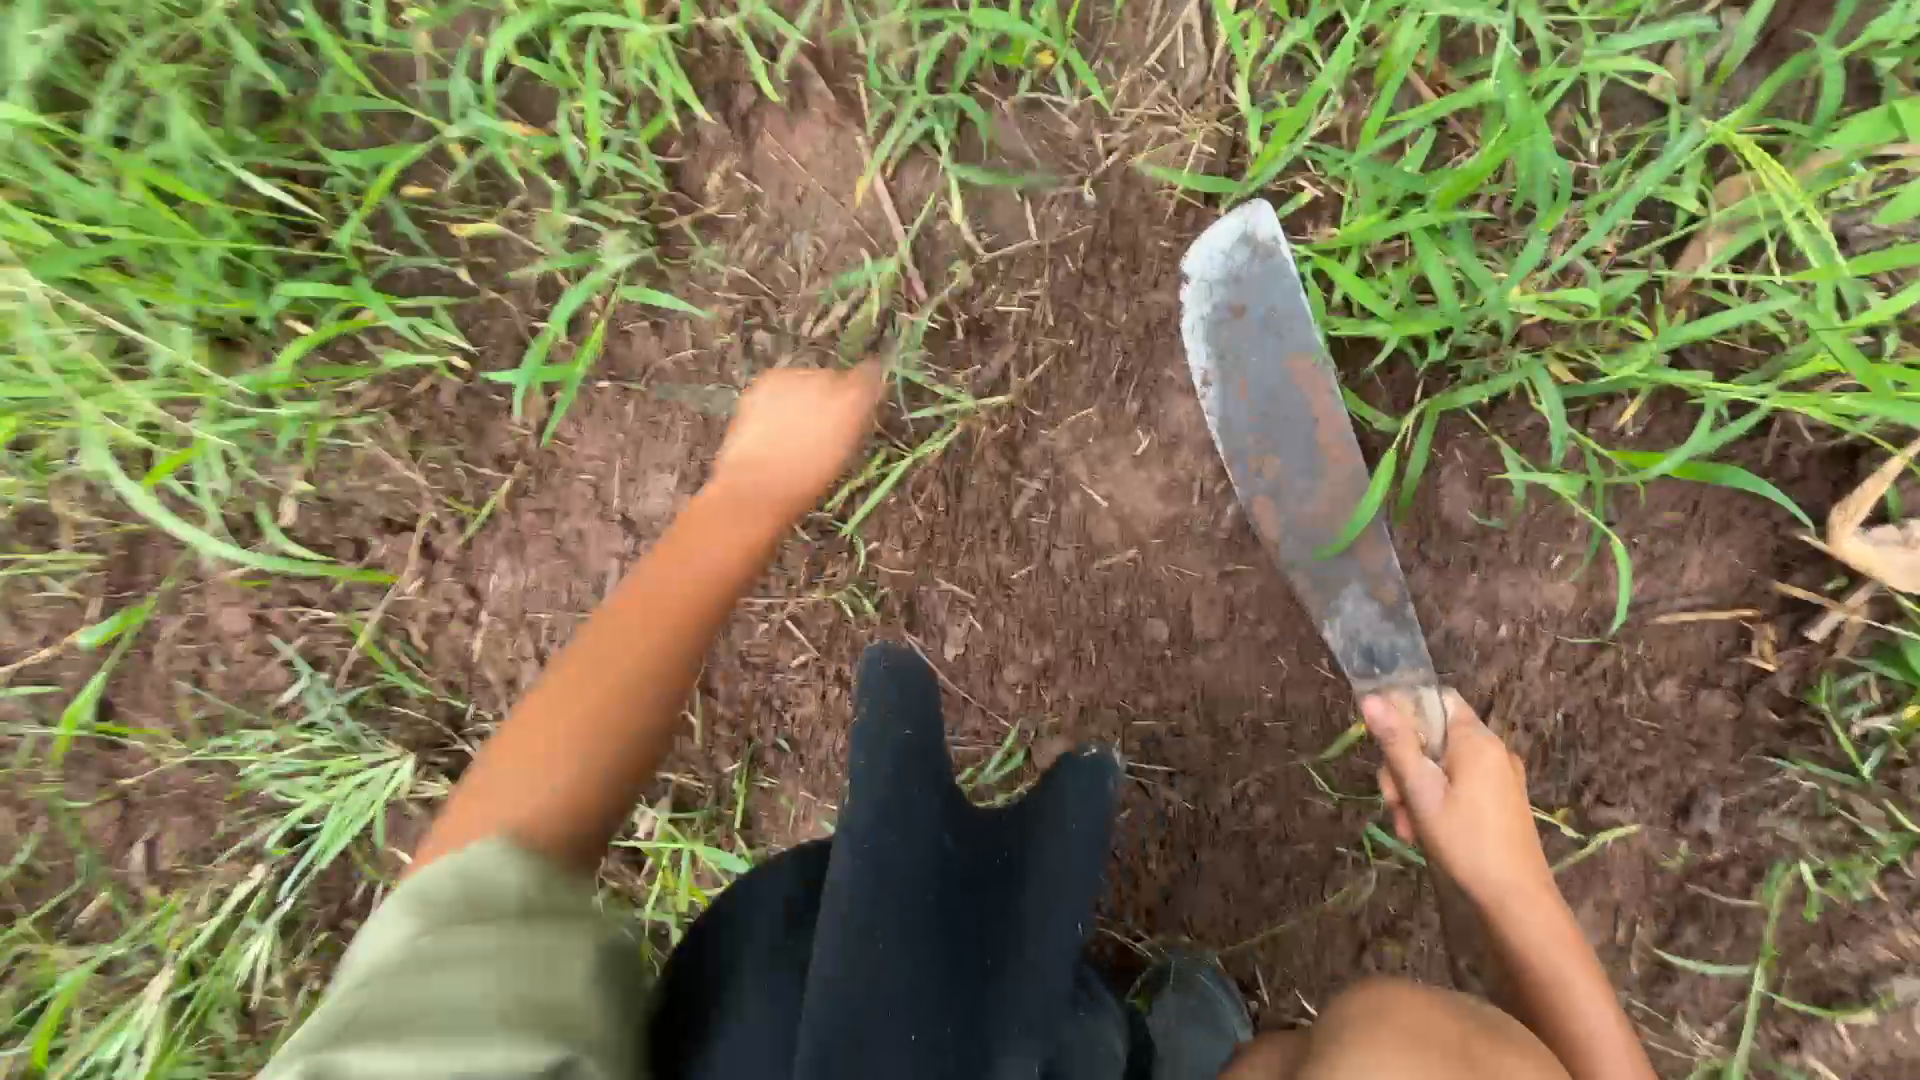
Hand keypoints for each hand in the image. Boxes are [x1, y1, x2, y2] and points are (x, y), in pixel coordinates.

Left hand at [709, 361, 885, 522]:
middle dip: (830, 394)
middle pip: (836, 378)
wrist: (760, 481)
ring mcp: (797, 376)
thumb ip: (854, 422)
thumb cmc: (809, 479)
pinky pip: (782, 382)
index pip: (870, 374)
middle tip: (819, 422)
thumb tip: (856, 409)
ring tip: (791, 424)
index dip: (862, 388)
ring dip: (804, 394)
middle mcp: (829, 379)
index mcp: (855, 400)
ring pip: (807, 378)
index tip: (856, 403)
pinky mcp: (769, 378)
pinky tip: (772, 420)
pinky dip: (780, 395)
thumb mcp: (846, 452)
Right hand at [1361, 689, 1554, 910]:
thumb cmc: (1464, 840)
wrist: (1515, 902)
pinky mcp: (1499, 799)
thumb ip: (1395, 741)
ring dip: (1413, 787)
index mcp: (1476, 740)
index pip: (1435, 697)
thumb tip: (1370, 697)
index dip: (1403, 708)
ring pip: (1439, 762)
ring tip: (1405, 823)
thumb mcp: (1419, 789)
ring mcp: (1498, 776)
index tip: (1381, 739)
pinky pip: (1456, 782)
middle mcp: (1492, 750)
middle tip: (1392, 799)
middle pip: (1431, 734)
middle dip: (1403, 762)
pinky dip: (1434, 798)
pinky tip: (1421, 828)